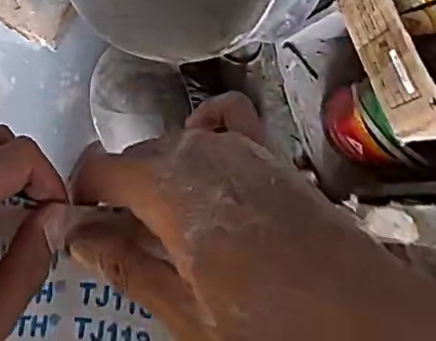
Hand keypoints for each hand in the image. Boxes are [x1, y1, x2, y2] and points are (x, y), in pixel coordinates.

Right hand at [65, 93, 435, 340]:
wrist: (360, 313)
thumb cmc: (267, 323)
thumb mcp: (185, 310)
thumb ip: (125, 262)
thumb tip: (75, 230)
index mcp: (168, 185)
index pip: (101, 168)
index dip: (82, 193)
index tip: (78, 223)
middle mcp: (195, 147)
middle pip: (135, 155)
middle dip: (119, 190)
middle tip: (121, 239)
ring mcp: (234, 141)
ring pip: (172, 140)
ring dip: (157, 171)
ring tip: (163, 219)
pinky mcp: (264, 146)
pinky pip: (222, 116)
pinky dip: (202, 129)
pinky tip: (205, 162)